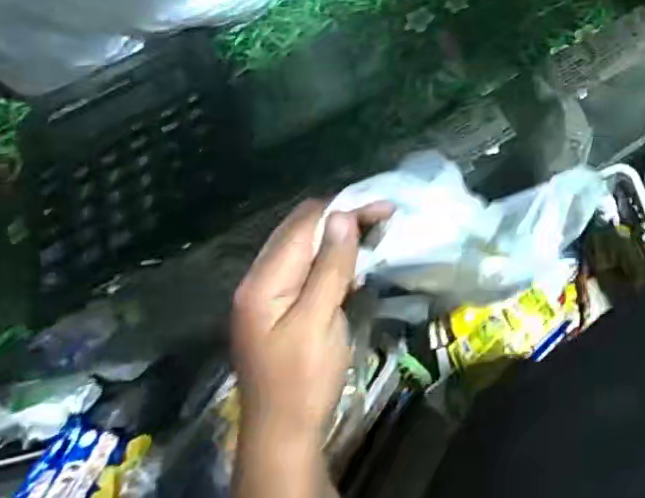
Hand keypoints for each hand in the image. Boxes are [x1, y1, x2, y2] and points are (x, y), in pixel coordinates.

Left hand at [232, 199, 392, 444]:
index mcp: (262, 282)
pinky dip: (333, 257)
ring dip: (340, 235)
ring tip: (377, 232)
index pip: (304, 223)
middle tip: (385, 216)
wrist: (284, 436)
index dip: (344, 208)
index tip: (384, 208)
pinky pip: (307, 266)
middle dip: (343, 216)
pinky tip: (356, 261)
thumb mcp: (319, 320)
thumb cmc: (302, 379)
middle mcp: (259, 281)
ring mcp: (268, 295)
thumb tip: (343, 214)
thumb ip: (331, 265)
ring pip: (306, 245)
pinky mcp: (281, 308)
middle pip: (302, 229)